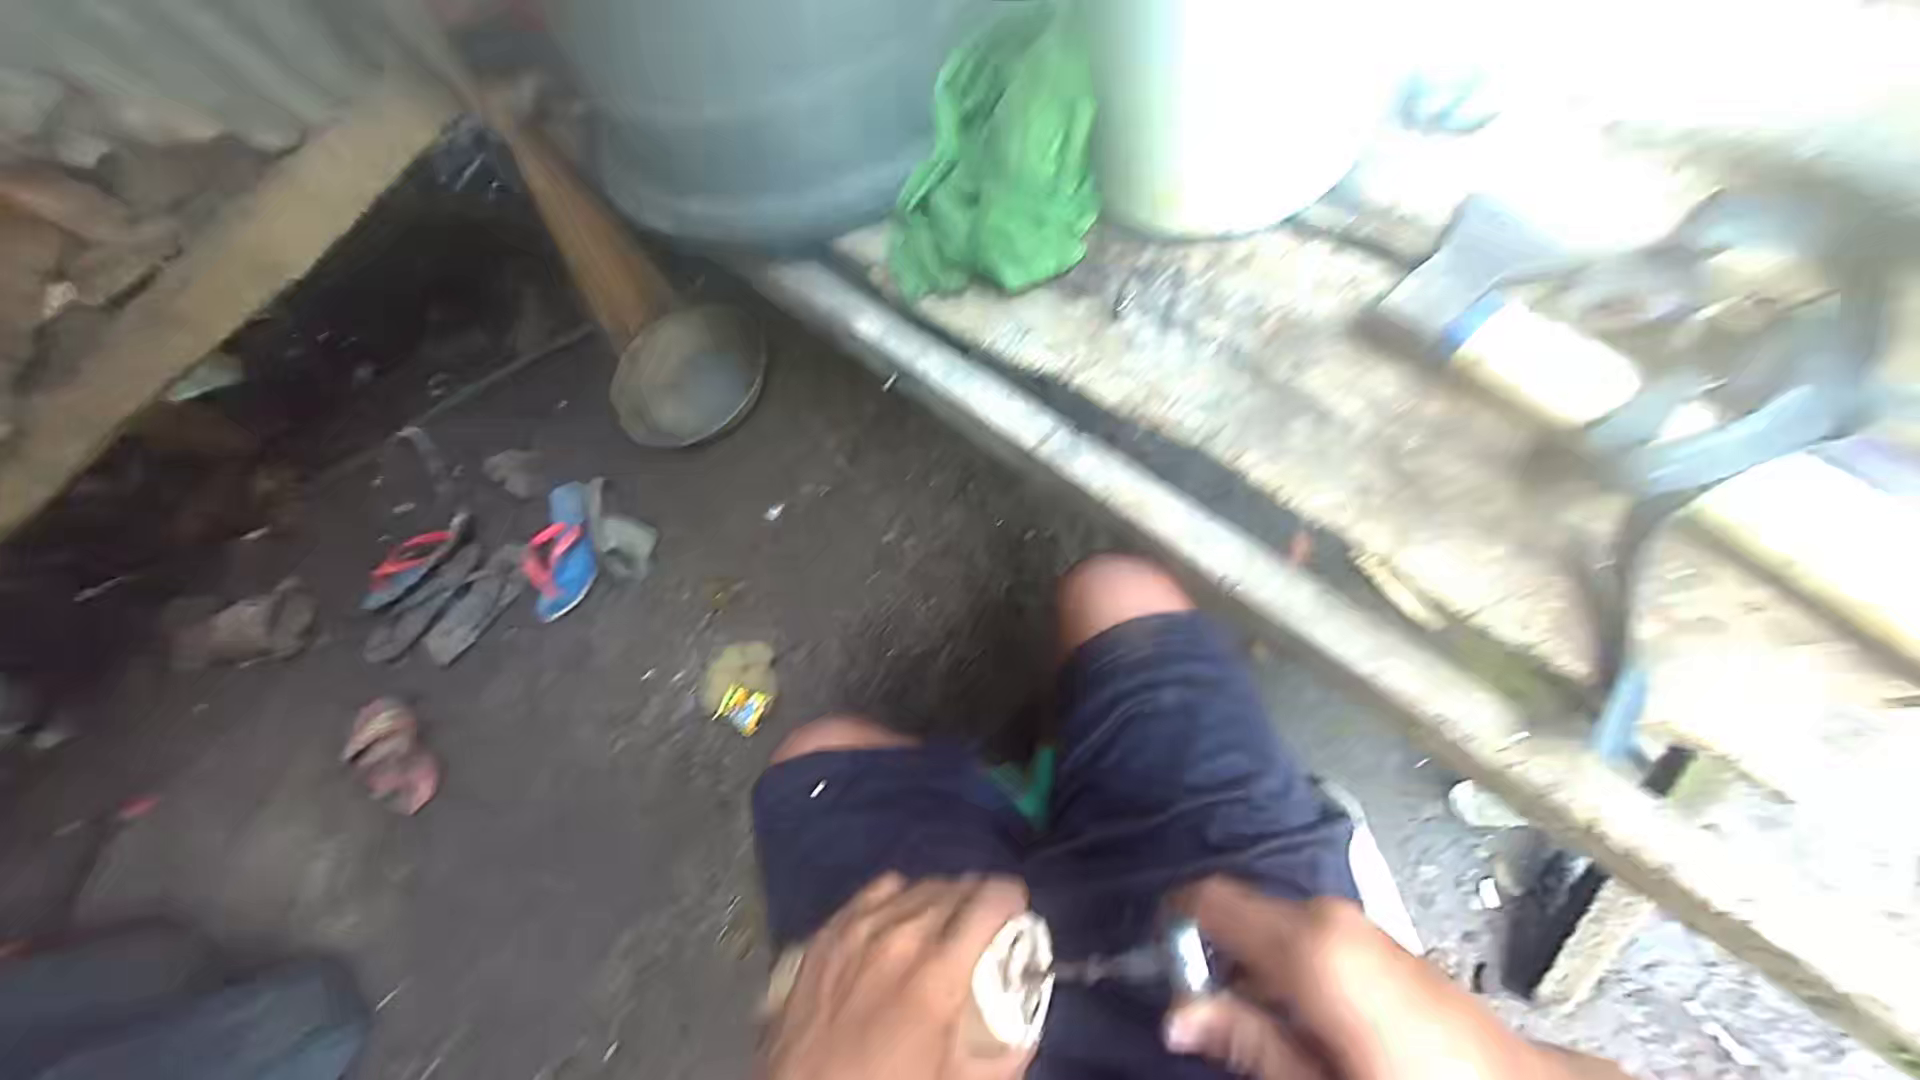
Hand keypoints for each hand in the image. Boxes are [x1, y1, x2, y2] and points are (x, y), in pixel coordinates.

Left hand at [759, 873, 1035, 1079]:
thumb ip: (1003, 1054)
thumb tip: (1026, 1025)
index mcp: (937, 975)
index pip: (988, 902)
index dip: (1010, 897)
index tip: (1017, 905)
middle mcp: (902, 936)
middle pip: (955, 888)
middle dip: (979, 898)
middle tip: (985, 920)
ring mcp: (861, 927)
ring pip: (918, 885)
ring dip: (942, 896)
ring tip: (946, 918)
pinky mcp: (831, 929)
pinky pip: (878, 890)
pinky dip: (900, 897)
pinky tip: (901, 916)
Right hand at [1164, 876, 1627, 1079]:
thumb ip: (1246, 1040)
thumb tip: (1175, 1015)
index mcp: (1307, 944)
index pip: (1209, 898)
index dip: (1175, 923)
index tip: (1160, 964)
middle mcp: (1325, 916)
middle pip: (1238, 910)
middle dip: (1214, 952)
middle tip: (1208, 1012)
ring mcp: (1355, 922)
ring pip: (1270, 922)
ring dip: (1250, 961)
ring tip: (1260, 1024)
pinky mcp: (1377, 938)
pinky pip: (1305, 934)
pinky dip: (1285, 963)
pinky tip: (1305, 1018)